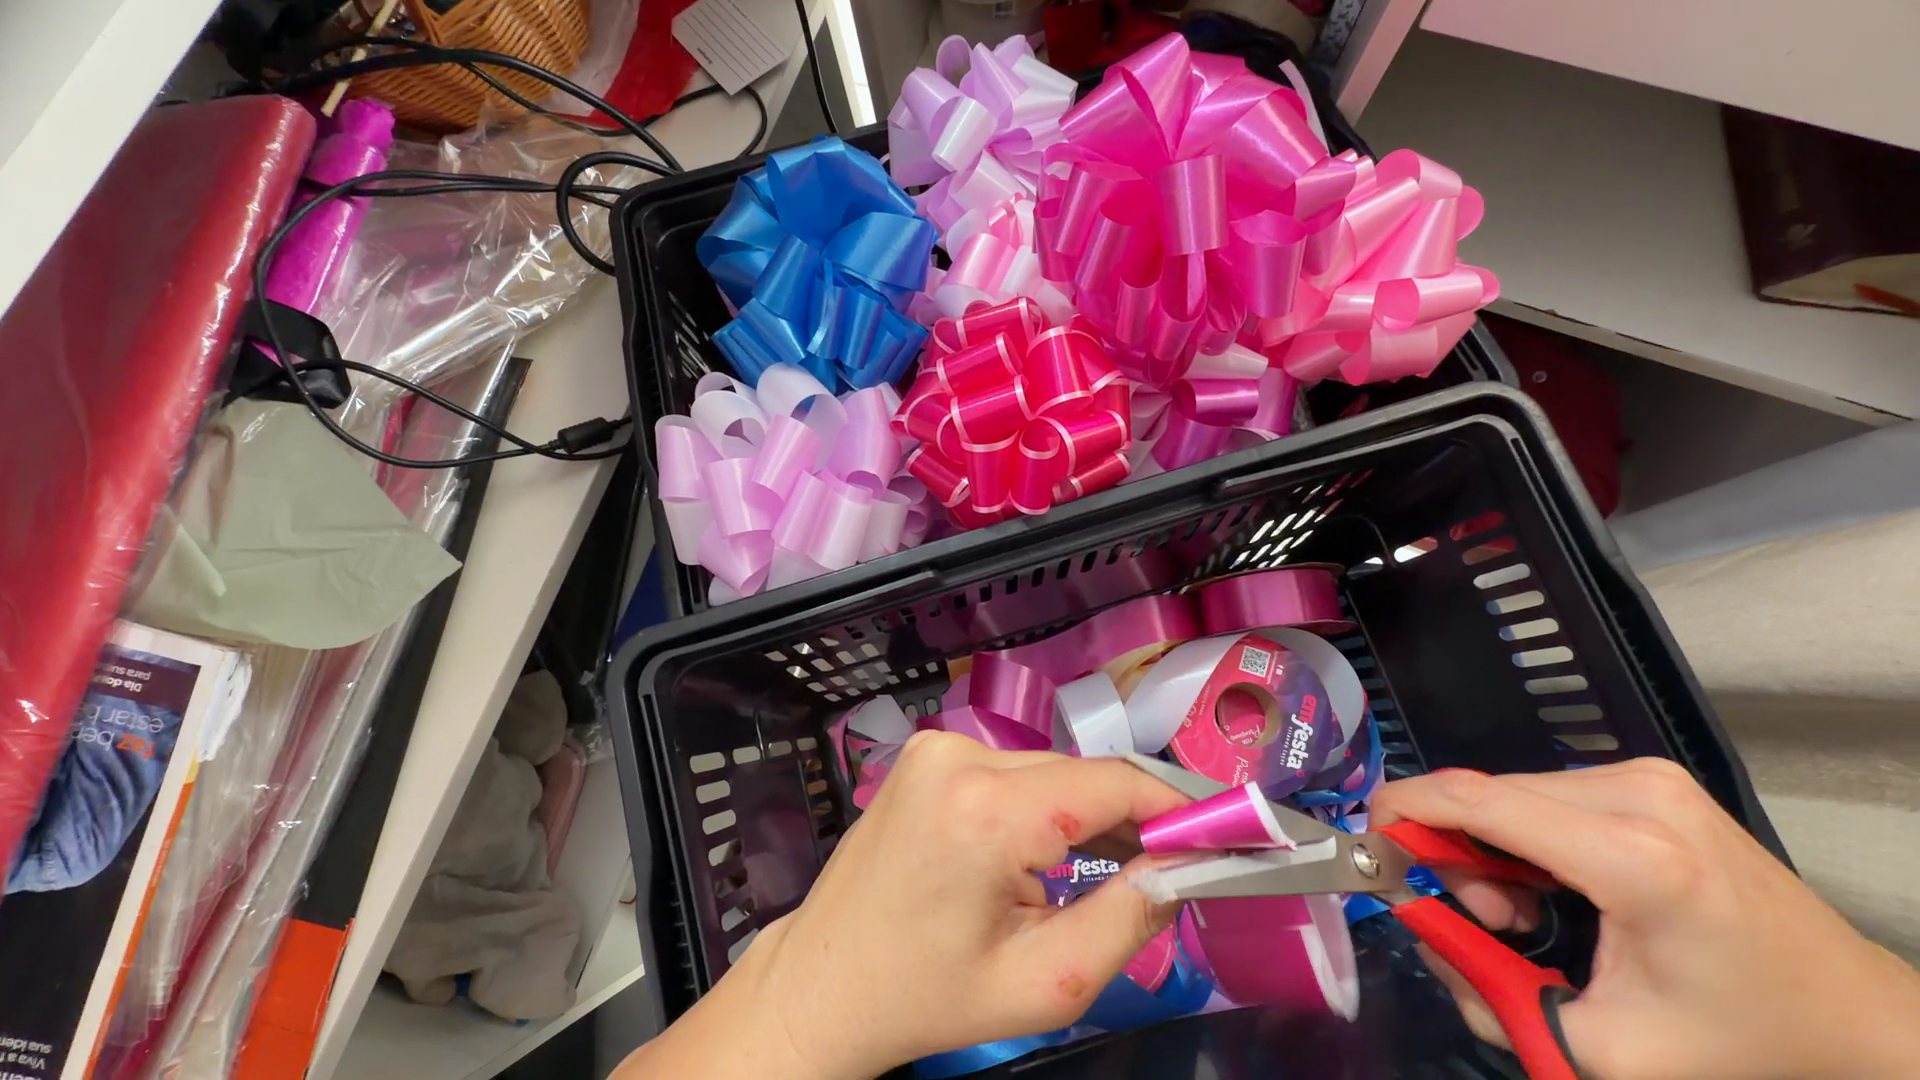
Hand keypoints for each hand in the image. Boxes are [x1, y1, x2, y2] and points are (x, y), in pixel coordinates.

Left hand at [615, 731, 1187, 1079]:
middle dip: (1130, 821)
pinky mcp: (927, 755)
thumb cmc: (929, 995)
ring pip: (1050, 773)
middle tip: (1167, 870)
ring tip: (1107, 871)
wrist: (825, 982)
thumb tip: (1182, 866)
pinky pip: (1013, 772)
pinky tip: (1047, 853)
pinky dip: (1043, 806)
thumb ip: (1128, 920)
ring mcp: (936, 748)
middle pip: (1080, 777)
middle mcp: (958, 756)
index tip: (1222, 834)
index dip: (1175, 808)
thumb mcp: (1044, 982)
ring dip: (1085, 816)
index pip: (1112, 785)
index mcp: (985, 811)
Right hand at [1372, 759, 1919, 1079]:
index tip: (1370, 848)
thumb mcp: (1599, 1047)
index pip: (1473, 799)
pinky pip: (1540, 794)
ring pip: (1506, 793)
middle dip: (1451, 854)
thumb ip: (1483, 989)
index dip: (1402, 812)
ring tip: (1523, 913)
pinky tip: (1553, 886)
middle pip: (1483, 796)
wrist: (1864, 1021)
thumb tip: (1416, 923)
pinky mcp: (1648, 778)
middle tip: (1480, 921)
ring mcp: (1645, 776)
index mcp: (1633, 859)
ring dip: (1486, 848)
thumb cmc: (1738, 1042)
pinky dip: (1520, 836)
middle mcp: (1634, 792)